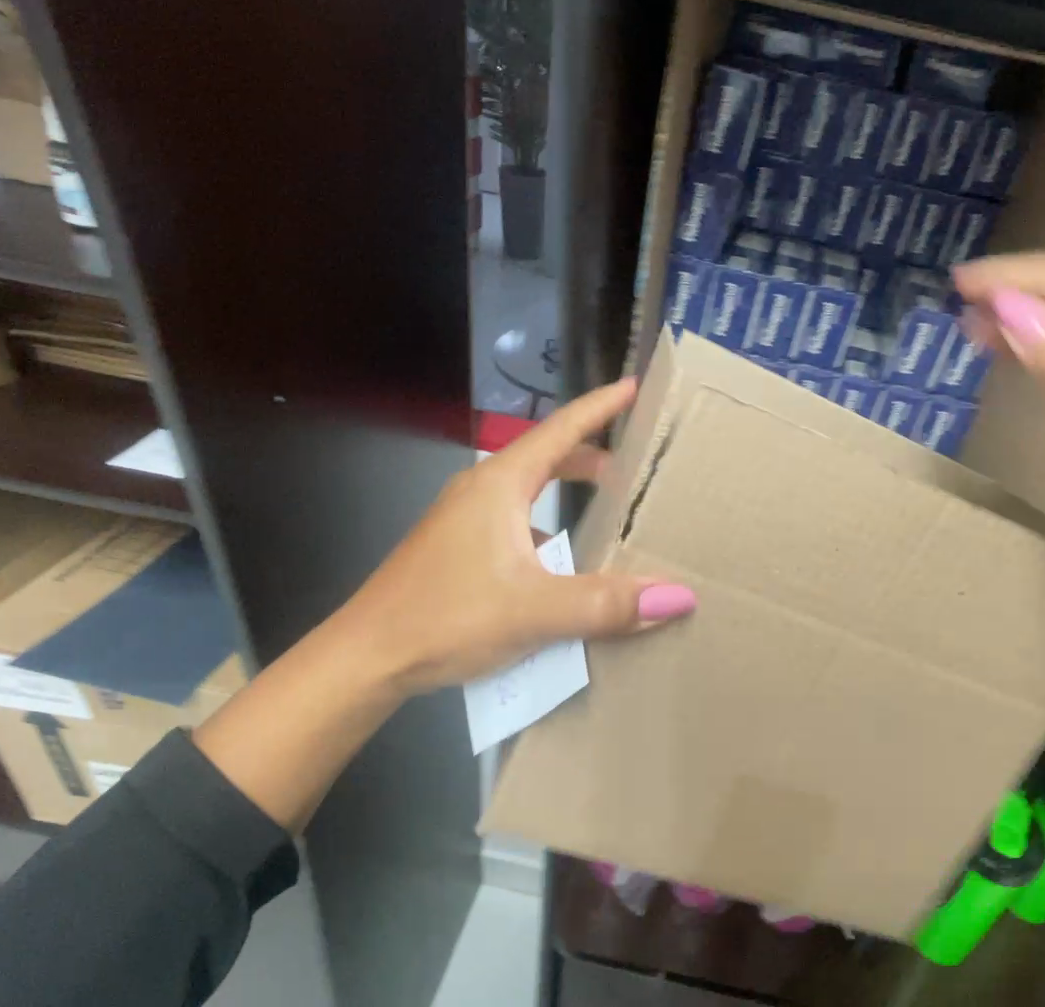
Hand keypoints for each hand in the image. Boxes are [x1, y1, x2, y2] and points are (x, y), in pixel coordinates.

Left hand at [323, 377, 696, 694]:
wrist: (365, 659)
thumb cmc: (446, 617)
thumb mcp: (534, 612)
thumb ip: (606, 604)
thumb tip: (679, 597)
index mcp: (500, 485)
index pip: (561, 430)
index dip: (600, 407)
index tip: (634, 385)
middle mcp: (482, 492)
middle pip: (548, 458)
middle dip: (593, 458)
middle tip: (637, 466)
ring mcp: (465, 521)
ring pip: (531, 496)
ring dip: (570, 500)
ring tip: (610, 519)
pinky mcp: (458, 551)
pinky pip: (517, 527)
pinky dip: (549, 535)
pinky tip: (564, 570)